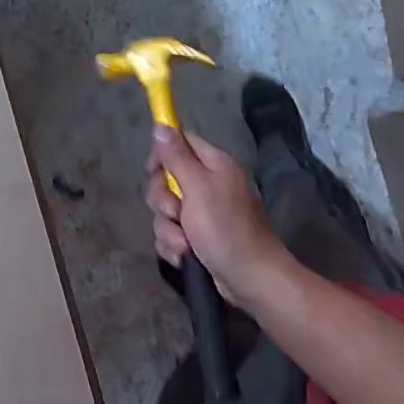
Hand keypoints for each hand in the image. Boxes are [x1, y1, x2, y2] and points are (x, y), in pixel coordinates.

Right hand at [146, 125, 289, 302]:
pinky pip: (171, 232)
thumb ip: (176, 156)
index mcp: (213, 164)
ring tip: (185, 243)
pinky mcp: (198, 237)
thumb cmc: (225, 228)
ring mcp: (203, 212)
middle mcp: (208, 184)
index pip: (180, 142)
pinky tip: (185, 255)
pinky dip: (174, 245)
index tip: (153, 170)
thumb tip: (161, 125)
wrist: (250, 278)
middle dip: (163, 201)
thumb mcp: (197, 187)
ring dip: (168, 229)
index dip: (161, 154)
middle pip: (166, 179)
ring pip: (165, 211)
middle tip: (176, 213)